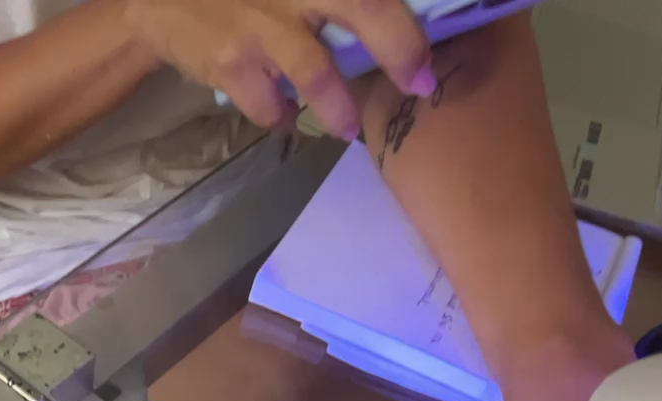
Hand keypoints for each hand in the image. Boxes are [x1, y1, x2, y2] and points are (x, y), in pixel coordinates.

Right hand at [121, 0, 435, 137]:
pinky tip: (285, 115)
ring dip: (339, 107)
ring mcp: (261, 25)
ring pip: (316, 72)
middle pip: (366, 7)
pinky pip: (269, 105)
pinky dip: (281, 116)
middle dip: (402, 47)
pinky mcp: (231, 63)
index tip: (430, 47)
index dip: (408, 19)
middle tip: (419, 82)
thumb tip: (377, 18)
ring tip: (348, 128)